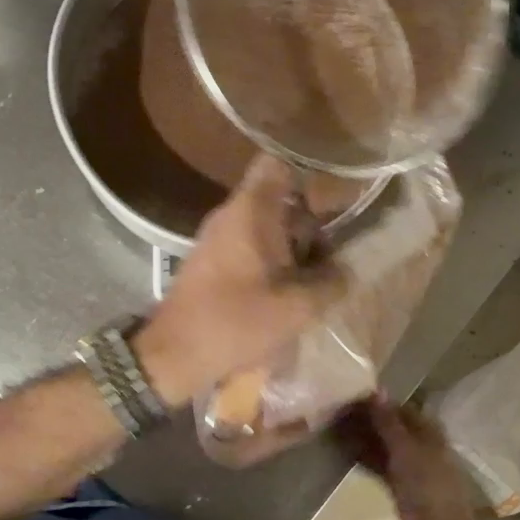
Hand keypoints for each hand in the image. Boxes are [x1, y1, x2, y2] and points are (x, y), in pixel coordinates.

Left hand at [133, 156, 346, 405]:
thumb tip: (345, 271)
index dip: (309, 172)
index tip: (335, 195)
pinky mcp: (212, 262)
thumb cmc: (236, 323)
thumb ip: (330, 283)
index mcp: (251, 211)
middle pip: (279, 200)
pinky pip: (251, 248)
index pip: (279, 163)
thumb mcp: (297, 308)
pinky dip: (273, 263)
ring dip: (293, 249)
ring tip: (316, 279)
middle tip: (334, 253)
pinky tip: (289, 293)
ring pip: (267, 228)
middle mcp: (231, 214)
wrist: (174, 355)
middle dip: (310, 224)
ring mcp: (218, 238)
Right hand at [334, 395, 479, 519]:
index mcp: (428, 431)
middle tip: (337, 411)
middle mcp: (418, 444)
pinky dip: (364, 457)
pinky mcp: (398, 482)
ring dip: (362, 438)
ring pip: (382, 445)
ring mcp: (408, 464)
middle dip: (366, 420)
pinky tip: (344, 450)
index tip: (351, 395)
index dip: (377, 403)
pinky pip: (379, 464)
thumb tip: (376, 389)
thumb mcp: (406, 448)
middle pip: (389, 427)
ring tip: (335, 428)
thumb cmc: (427, 482)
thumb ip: (389, 421)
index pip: (400, 409)